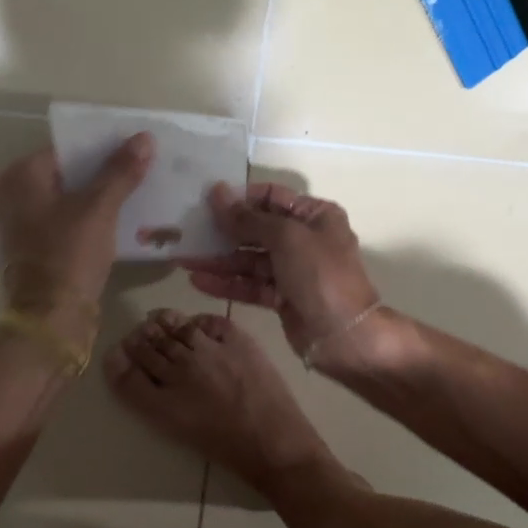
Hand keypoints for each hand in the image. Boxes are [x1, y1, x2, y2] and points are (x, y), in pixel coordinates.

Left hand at [0, 134, 153, 307]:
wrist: (53, 316)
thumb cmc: (70, 253)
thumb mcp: (99, 208)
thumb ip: (120, 171)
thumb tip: (144, 138)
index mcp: (20, 176)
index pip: (66, 150)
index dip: (101, 147)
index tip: (133, 148)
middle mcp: (13, 195)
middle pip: (66, 174)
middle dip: (101, 172)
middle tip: (140, 167)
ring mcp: (22, 224)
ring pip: (67, 199)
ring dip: (98, 197)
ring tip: (136, 190)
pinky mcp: (35, 248)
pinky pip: (66, 222)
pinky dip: (88, 219)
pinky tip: (120, 219)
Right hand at [180, 182, 381, 365]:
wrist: (344, 335)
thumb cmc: (320, 274)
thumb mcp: (286, 237)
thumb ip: (248, 218)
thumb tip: (217, 193)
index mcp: (315, 216)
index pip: (272, 197)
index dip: (240, 197)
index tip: (206, 199)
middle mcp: (305, 239)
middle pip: (257, 229)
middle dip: (224, 230)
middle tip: (188, 229)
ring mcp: (293, 270)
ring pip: (249, 259)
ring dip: (218, 259)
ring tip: (183, 258)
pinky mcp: (282, 298)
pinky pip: (250, 284)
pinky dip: (227, 283)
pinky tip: (197, 281)